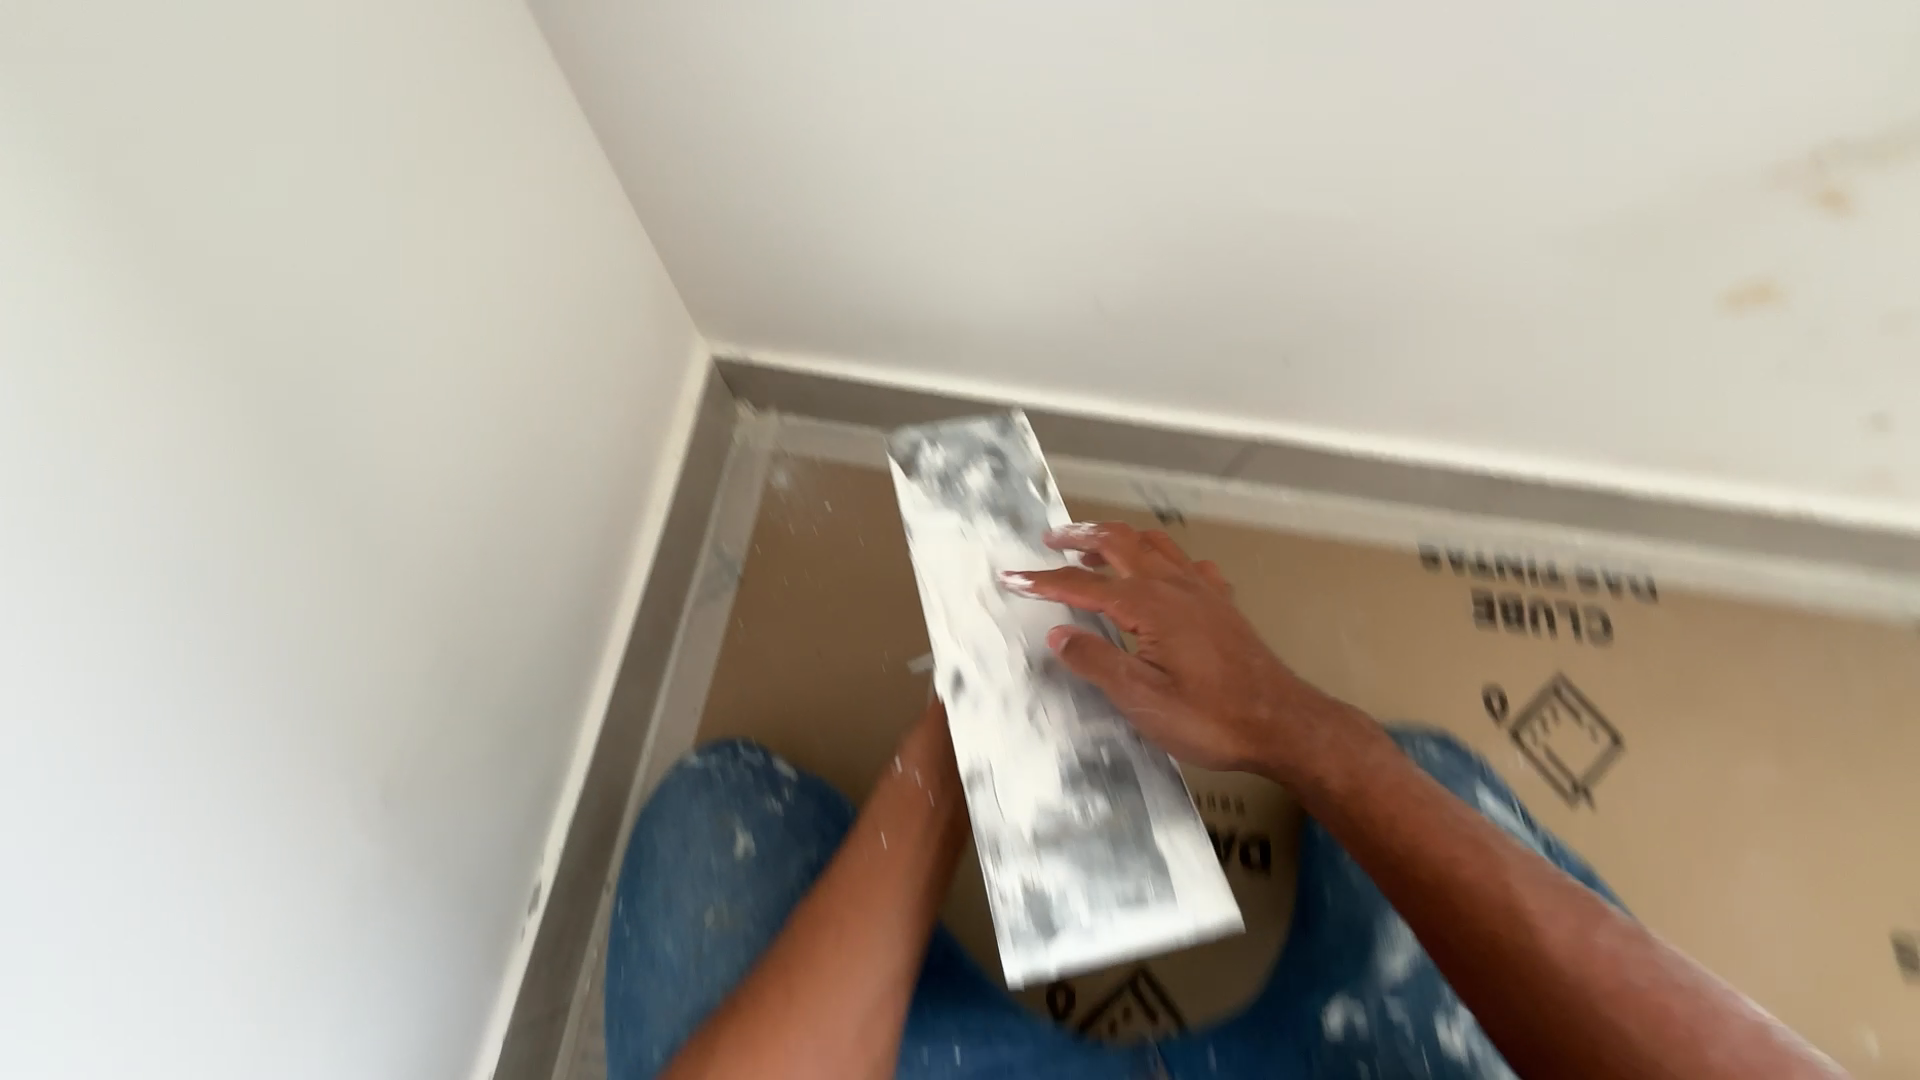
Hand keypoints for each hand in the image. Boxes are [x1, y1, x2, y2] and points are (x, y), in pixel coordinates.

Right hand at [1000, 522, 1360, 777]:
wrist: (1284, 724)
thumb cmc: (1211, 718)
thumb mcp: (1142, 701)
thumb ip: (1096, 662)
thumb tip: (1059, 633)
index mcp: (1149, 605)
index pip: (1083, 584)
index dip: (1043, 580)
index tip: (1011, 577)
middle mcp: (1174, 585)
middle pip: (1119, 543)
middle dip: (1080, 537)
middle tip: (1050, 538)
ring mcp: (1202, 589)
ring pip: (1154, 544)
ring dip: (1118, 539)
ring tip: (1093, 547)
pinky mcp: (1222, 603)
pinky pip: (1186, 563)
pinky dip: (1161, 557)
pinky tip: (1160, 574)